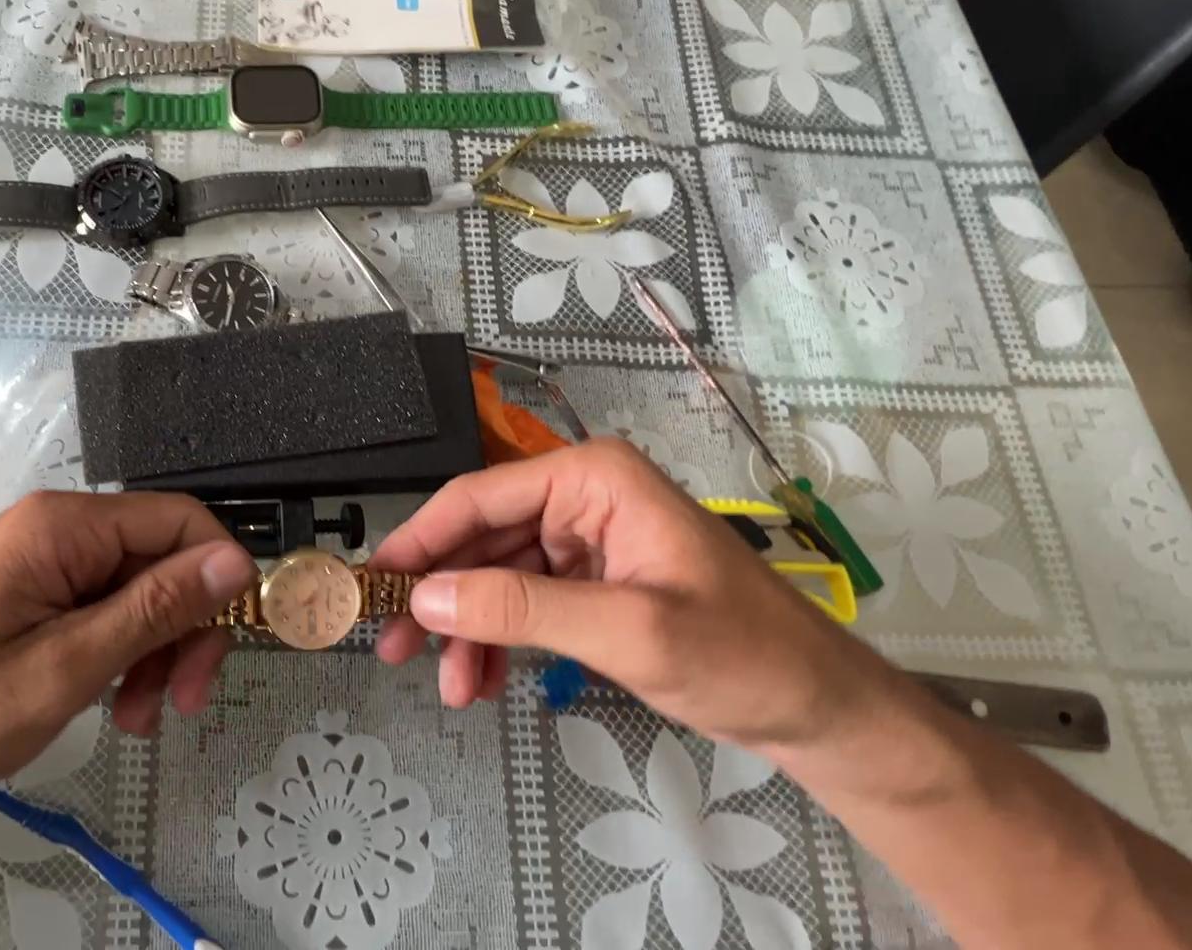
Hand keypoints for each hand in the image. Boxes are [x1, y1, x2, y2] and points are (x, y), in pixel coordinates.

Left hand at [0, 491, 256, 812]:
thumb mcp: (65, 667)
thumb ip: (154, 609)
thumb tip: (236, 560)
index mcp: (62, 526)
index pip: (179, 519)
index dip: (218, 573)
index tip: (232, 641)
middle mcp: (59, 529)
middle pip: (163, 559)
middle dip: (185, 628)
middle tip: (188, 700)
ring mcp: (47, 562)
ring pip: (141, 591)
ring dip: (156, 652)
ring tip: (140, 717)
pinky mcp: (38, 594)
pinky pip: (106, 611)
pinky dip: (124, 656)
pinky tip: (117, 704)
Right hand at [371, 438, 906, 753]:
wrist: (819, 711)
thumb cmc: (742, 655)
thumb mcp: (627, 630)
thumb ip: (521, 607)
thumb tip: (427, 596)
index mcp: (592, 479)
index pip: (478, 498)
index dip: (418, 540)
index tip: (372, 582)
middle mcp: (580, 498)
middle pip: (479, 539)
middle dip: (440, 597)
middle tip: (393, 646)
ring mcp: (583, 540)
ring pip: (493, 577)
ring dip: (466, 630)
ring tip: (448, 685)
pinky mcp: (588, 581)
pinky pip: (521, 603)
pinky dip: (495, 641)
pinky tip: (480, 680)